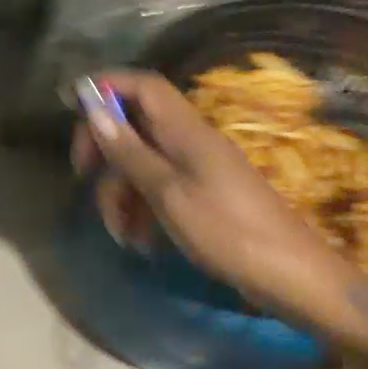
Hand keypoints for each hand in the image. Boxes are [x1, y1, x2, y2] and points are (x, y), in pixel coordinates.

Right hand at [72, 71, 361, 325]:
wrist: (298, 283)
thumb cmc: (230, 232)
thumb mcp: (167, 193)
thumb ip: (128, 151)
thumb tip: (94, 112)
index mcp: (186, 132)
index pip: (143, 85)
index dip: (105, 85)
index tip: (69, 104)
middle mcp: (190, 143)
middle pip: (132, 125)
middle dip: (101, 149)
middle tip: (81, 175)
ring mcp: (196, 170)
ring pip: (138, 163)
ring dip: (118, 193)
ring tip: (120, 232)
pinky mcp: (201, 196)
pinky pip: (156, 189)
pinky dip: (140, 210)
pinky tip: (139, 241)